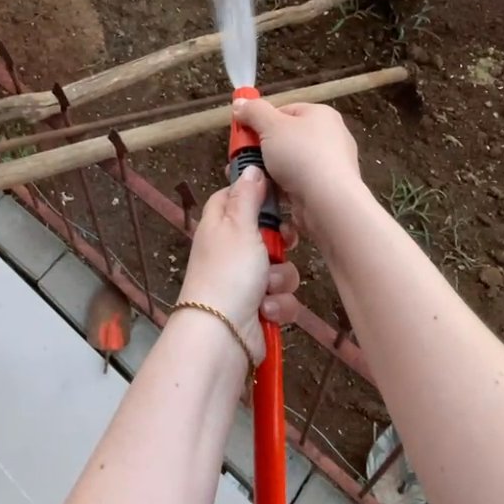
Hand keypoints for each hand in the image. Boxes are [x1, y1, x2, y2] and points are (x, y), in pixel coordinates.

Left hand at [177, 164, 301, 364]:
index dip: (256, 193)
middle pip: (266, 232)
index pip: (235, 195)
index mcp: (219, 223)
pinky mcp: (258, 307)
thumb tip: (250, 168)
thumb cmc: (229, 272)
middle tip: (284, 243)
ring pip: (280, 268)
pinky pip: (281, 297)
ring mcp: (244, 280)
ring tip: (266, 289)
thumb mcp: (239, 225)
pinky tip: (266, 311)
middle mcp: (230, 249)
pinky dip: (278, 305)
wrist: (222, 335)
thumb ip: (247, 196)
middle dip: (280, 243)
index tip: (278, 195)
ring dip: (280, 279)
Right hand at [229, 100, 365, 240]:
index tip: (245, 135)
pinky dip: (281, 188)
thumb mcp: (271, 126)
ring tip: (251, 179)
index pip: (284, 111)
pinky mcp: (326, 190)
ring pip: (289, 164)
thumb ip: (253, 112)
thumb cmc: (301, 156)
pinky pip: (297, 184)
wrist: (328, 202)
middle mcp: (330, 137)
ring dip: (268, 170)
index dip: (261, 121)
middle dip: (261, 149)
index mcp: (320, 115)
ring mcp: (330, 166)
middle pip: (285, 138)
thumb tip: (240, 103)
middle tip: (242, 158)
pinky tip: (266, 194)